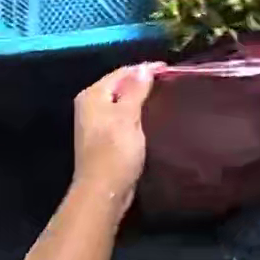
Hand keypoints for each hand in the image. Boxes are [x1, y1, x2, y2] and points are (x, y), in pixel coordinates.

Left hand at [71, 63, 161, 209]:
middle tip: (168, 80)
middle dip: (142, 81)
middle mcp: (90, 105)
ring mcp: (95, 122)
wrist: (103, 191)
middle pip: (119, 85)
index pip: (121, 73)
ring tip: (163, 94)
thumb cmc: (114, 151)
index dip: (144, 69)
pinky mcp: (103, 137)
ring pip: (121, 101)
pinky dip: (135, 112)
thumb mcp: (127, 116)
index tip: (168, 68)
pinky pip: (122, 115)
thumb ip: (136, 90)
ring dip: (140, 97)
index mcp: (93, 95)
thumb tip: (144, 68)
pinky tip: (151, 115)